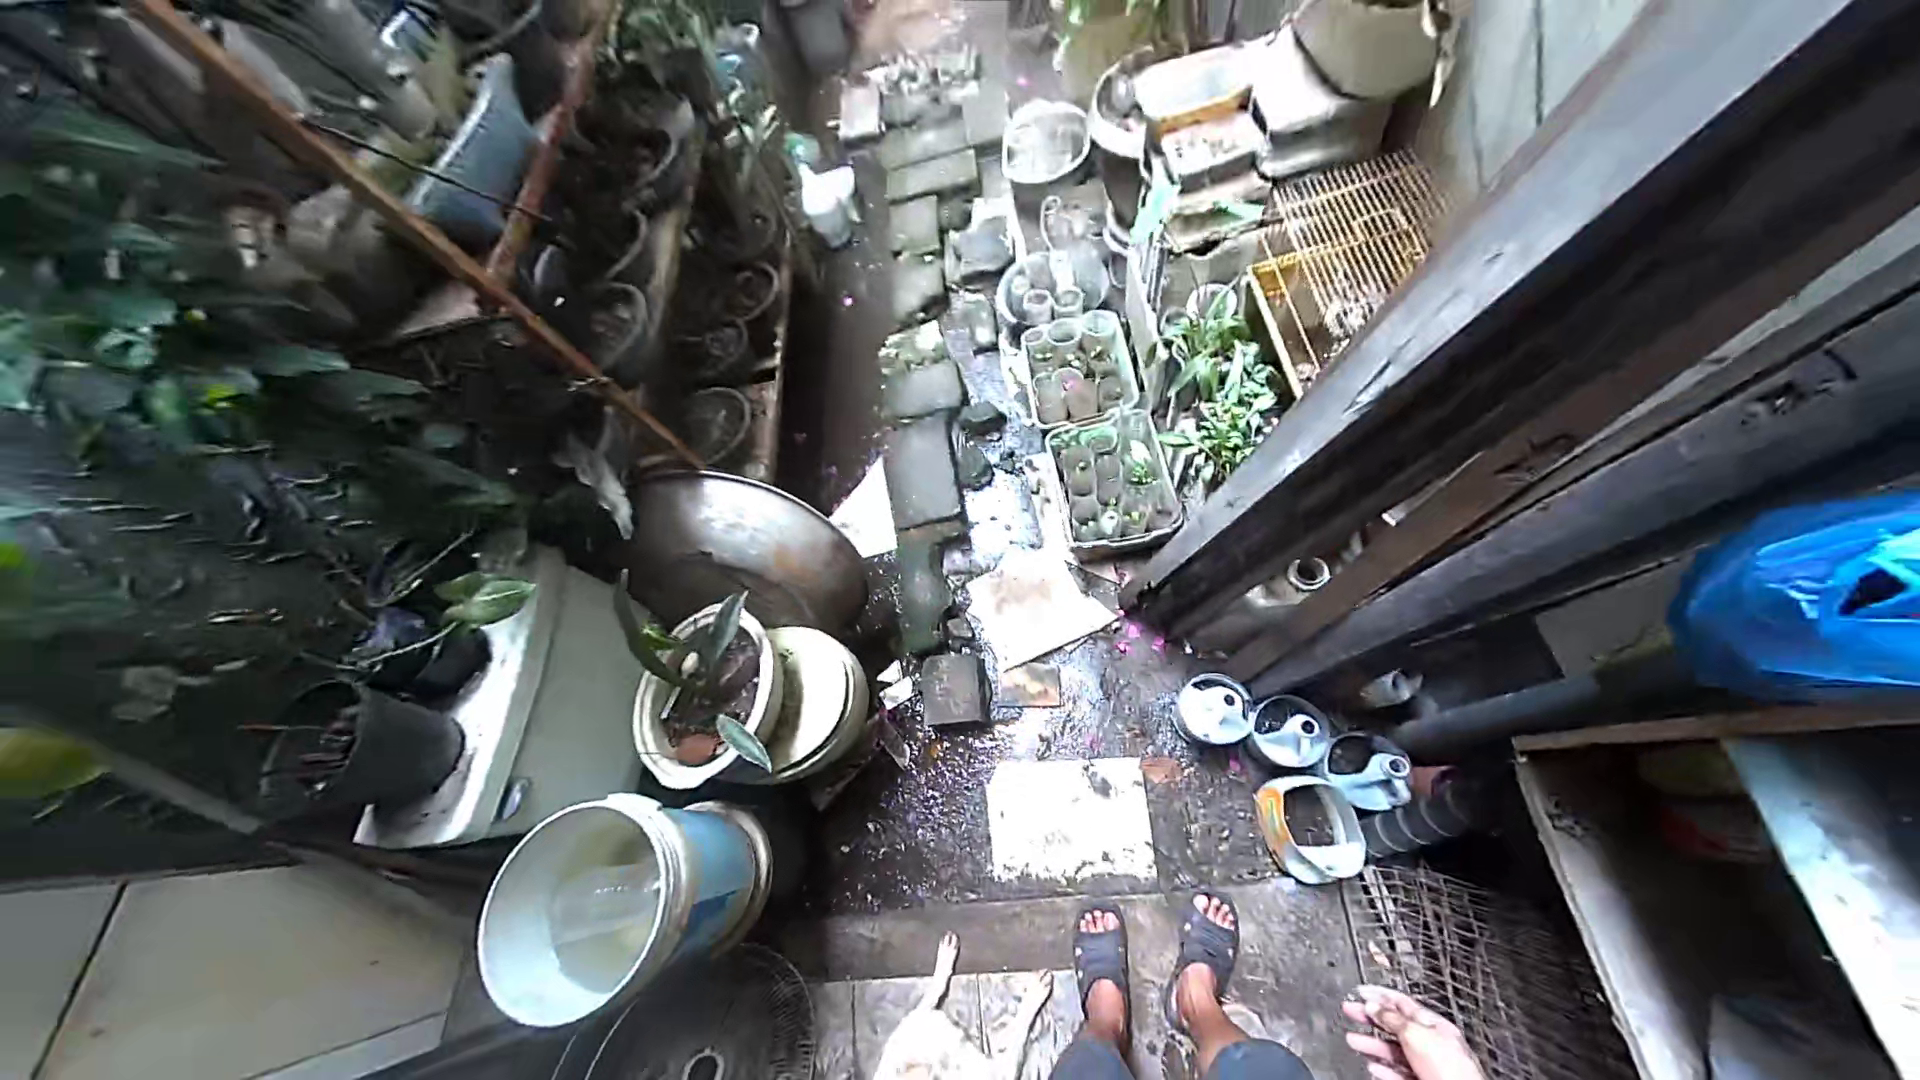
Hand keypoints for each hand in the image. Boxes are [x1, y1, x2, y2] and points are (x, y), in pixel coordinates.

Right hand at [1341, 985, 1485, 1079]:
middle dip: (1370, 1017)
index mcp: (1435, 1026)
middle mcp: (1433, 1044)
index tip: (1359, 991)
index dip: (1378, 994)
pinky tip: (1373, 1067)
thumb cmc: (1450, 1070)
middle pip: (1395, 1026)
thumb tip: (1373, 1005)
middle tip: (1349, 1010)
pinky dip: (1384, 1070)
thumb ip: (1392, 1018)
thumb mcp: (1415, 1034)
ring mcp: (1429, 1067)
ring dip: (1371, 1045)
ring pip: (1394, 1051)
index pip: (1402, 1002)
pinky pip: (1399, 1074)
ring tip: (1353, 1041)